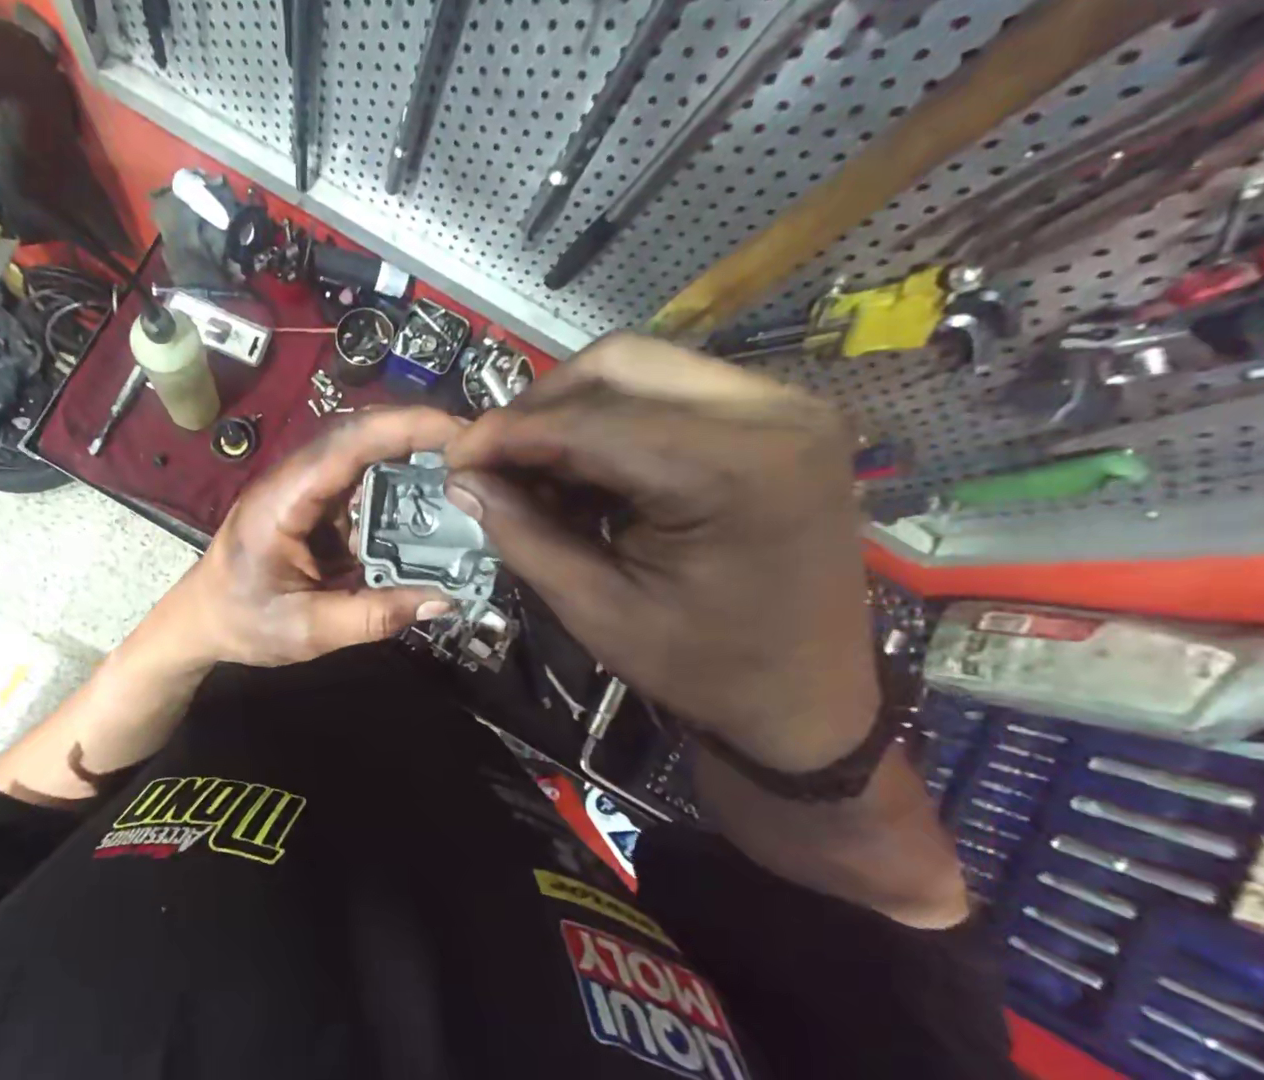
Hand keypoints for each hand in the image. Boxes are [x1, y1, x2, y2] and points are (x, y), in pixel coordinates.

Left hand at [153, 406, 464, 667]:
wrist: (201, 621)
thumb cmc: (244, 622)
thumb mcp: (310, 631)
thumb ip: (374, 616)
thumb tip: (444, 599)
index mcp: (283, 501)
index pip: (345, 444)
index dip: (402, 428)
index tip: (455, 431)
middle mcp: (293, 482)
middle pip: (356, 434)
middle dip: (415, 431)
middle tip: (473, 447)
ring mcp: (303, 489)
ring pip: (361, 453)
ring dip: (408, 453)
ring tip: (461, 470)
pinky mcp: (313, 503)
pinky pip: (359, 481)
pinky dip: (395, 484)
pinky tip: (427, 501)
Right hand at [442, 333, 876, 772]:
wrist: (809, 693)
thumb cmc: (707, 668)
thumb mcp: (598, 610)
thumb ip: (523, 534)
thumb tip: (462, 477)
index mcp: (737, 471)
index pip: (592, 421)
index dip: (509, 433)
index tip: (454, 456)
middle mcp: (772, 413)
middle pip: (619, 364)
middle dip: (541, 408)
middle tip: (496, 459)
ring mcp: (784, 405)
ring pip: (642, 368)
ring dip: (574, 411)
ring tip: (538, 469)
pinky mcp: (778, 415)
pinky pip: (670, 389)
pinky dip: (613, 419)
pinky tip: (588, 469)